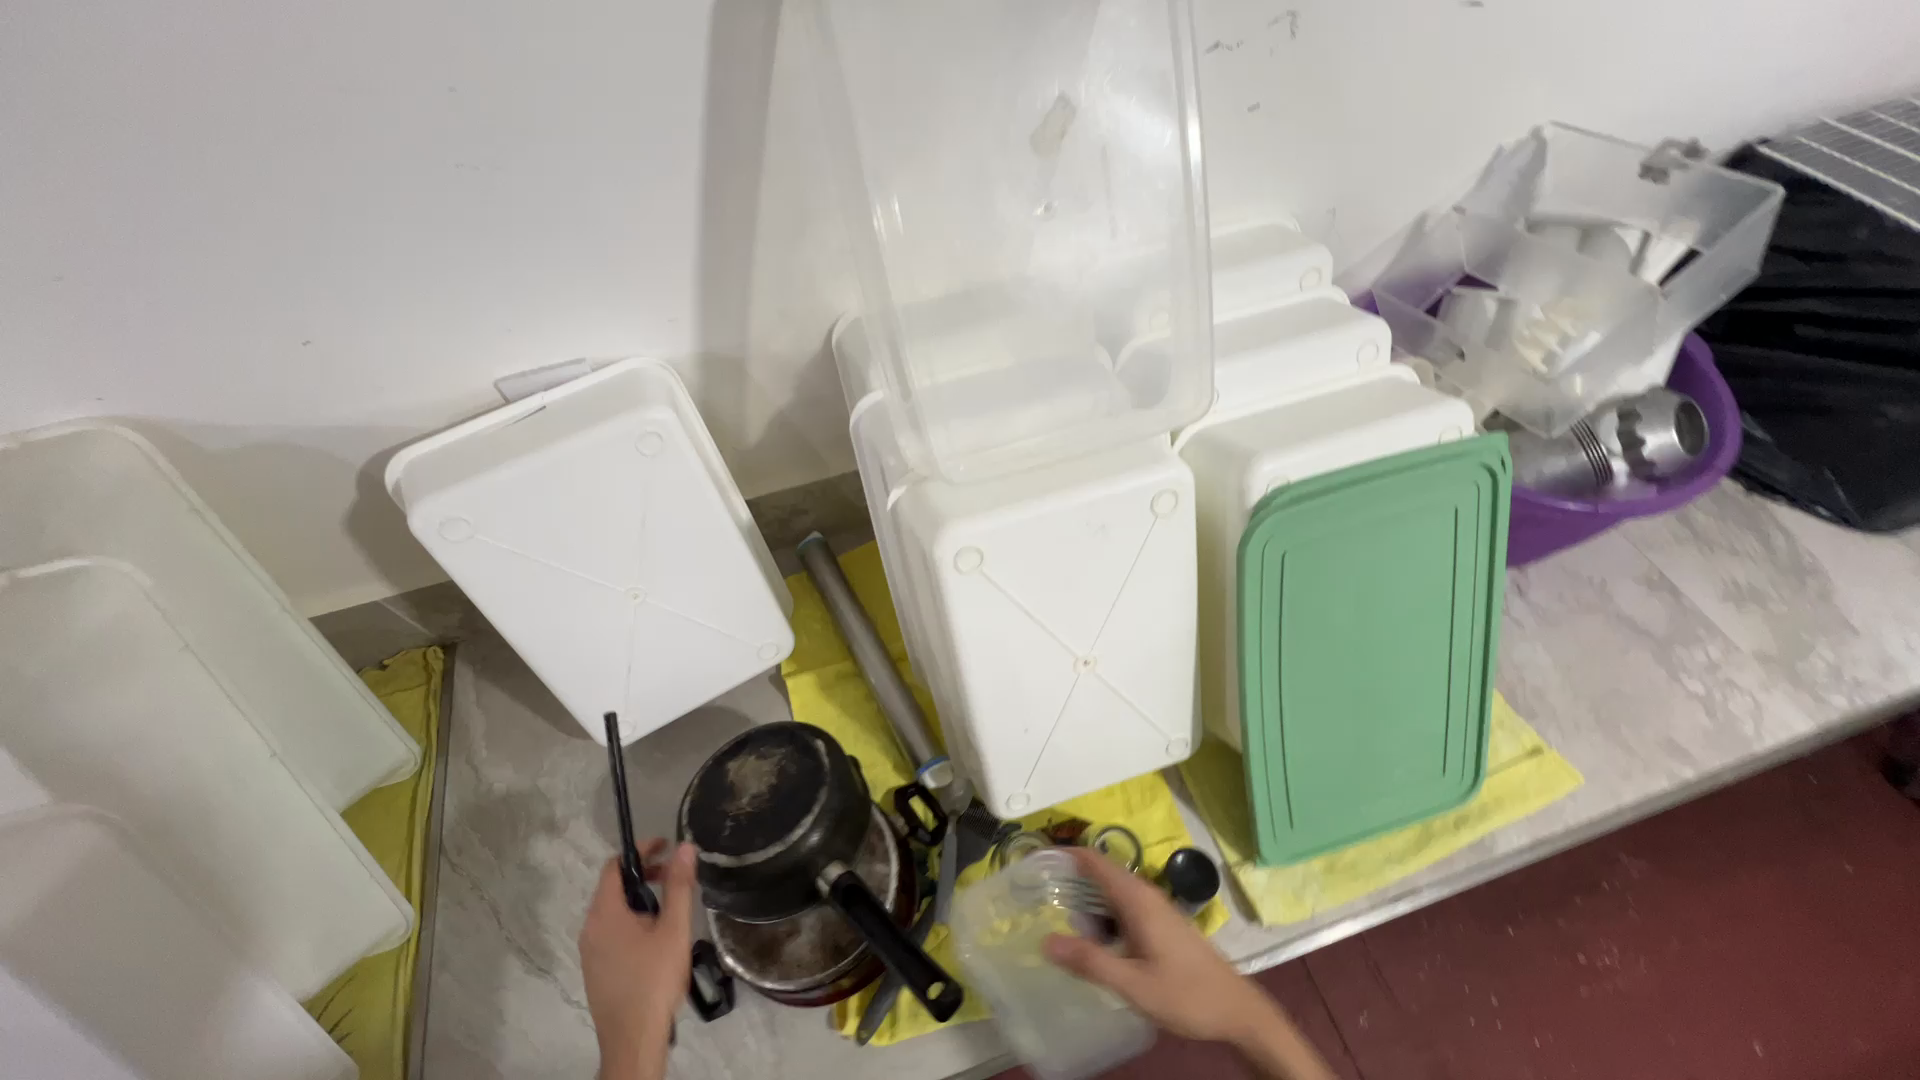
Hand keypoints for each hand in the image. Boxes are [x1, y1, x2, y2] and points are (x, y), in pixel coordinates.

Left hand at [579, 840, 694, 1079]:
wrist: (633, 1040)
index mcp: (605, 914)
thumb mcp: (674, 928)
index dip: (642, 850)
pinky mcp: (596, 970)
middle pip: (614, 887)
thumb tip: (684, 847)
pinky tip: (657, 938)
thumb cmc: (655, 980)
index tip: (668, 846)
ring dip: (641, 899)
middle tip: (675, 875)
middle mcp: (590, 929)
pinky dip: (633, 921)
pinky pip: (612, 932)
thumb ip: (679, 885)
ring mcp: (590, 952)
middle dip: (645, 874)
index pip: (616, 866)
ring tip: (671, 908)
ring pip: (614, 911)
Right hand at [1042, 846, 1276, 1043]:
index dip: (1064, 854)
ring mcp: (1156, 910)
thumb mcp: (1133, 984)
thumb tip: (1046, 941)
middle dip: (1068, 876)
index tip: (1035, 861)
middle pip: (1100, 873)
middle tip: (1034, 892)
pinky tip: (1089, 937)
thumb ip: (1090, 961)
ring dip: (1084, 896)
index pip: (1094, 860)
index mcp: (1137, 899)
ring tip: (1052, 912)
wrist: (1237, 1011)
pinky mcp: (1161, 925)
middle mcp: (1146, 895)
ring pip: (1112, 892)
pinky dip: (1100, 912)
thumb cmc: (1186, 995)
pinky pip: (1122, 907)